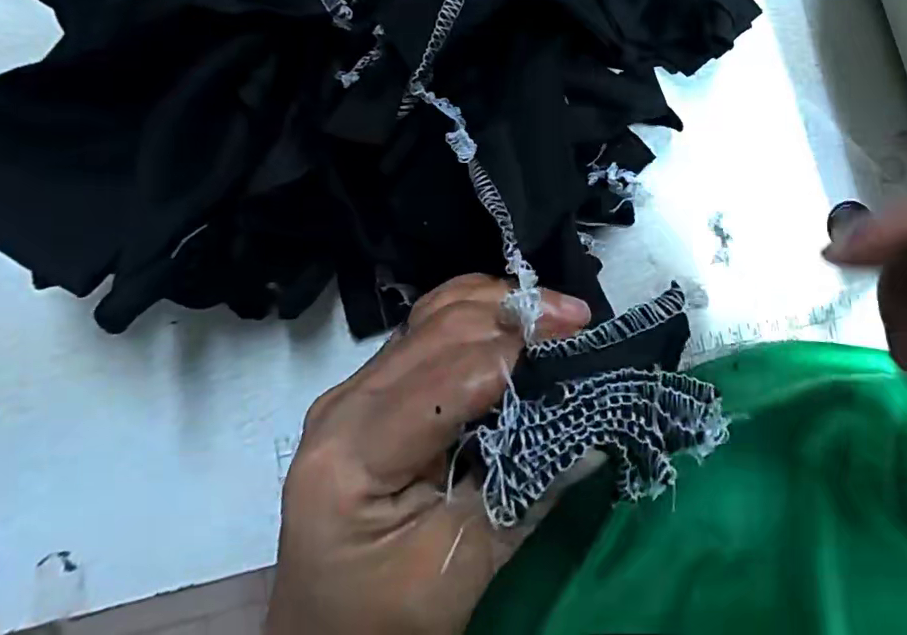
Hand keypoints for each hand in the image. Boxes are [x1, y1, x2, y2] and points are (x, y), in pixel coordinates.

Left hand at [267, 275, 592, 634]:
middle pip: (436, 333)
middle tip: (577, 317)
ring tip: (552, 309)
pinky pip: (421, 331)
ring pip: (429, 317)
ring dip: (494, 304)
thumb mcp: (458, 569)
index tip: (577, 337)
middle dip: (511, 314)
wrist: (323, 632)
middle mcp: (345, 402)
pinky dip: (470, 314)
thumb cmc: (385, 616)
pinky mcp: (368, 390)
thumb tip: (583, 422)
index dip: (513, 351)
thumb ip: (520, 491)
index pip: (444, 380)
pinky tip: (507, 313)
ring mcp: (352, 390)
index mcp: (353, 451)